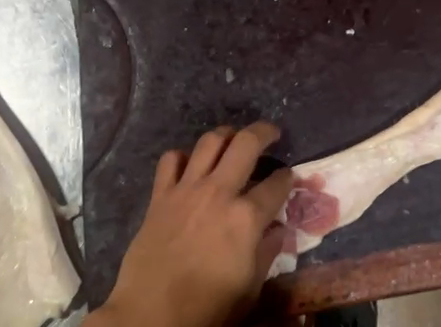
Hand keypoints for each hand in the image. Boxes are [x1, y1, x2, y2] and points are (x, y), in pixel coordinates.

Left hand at [88, 122, 293, 326]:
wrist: (151, 317)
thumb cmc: (207, 310)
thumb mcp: (249, 290)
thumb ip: (266, 253)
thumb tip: (278, 230)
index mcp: (246, 218)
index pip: (276, 185)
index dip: (288, 178)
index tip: (290, 177)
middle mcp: (218, 192)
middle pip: (246, 144)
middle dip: (264, 132)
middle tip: (272, 133)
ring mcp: (187, 190)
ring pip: (209, 142)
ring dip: (226, 135)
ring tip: (233, 138)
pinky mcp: (160, 196)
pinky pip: (170, 160)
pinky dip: (182, 157)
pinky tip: (189, 165)